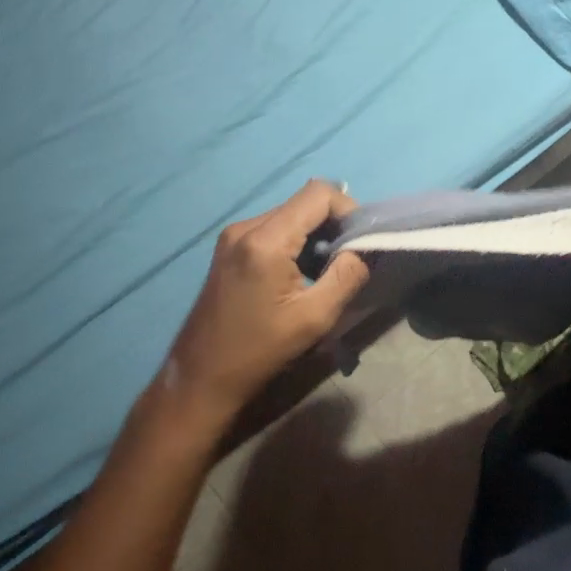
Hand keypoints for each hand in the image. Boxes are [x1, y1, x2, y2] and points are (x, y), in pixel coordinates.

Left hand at [160, 180, 368, 433]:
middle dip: (335, 224)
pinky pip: (274, 229)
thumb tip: (367, 247)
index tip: (361, 242)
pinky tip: (302, 275)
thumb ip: (348, 274)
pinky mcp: (229, 249)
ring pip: (291, 214)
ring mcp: (233, 237)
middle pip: (305, 202)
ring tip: (327, 271)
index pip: (319, 193)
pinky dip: (297, 243)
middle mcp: (246, 227)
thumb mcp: (317, 317)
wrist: (202, 377)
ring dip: (317, 235)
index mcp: (266, 240)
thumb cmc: (261, 350)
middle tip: (349, 259)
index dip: (349, 210)